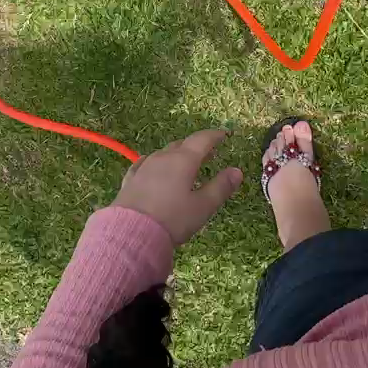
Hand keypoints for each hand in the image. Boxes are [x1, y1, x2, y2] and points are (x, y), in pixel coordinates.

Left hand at [111, 129, 243, 245]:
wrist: (132, 233)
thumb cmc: (173, 219)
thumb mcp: (203, 206)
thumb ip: (221, 187)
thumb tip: (237, 171)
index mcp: (183, 160)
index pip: (201, 140)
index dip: (214, 136)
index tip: (224, 134)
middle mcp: (162, 158)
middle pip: (182, 145)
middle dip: (196, 147)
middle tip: (208, 153)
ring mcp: (144, 167)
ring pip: (163, 153)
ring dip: (176, 155)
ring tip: (185, 163)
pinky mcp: (130, 180)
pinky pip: (145, 164)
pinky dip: (156, 163)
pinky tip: (153, 167)